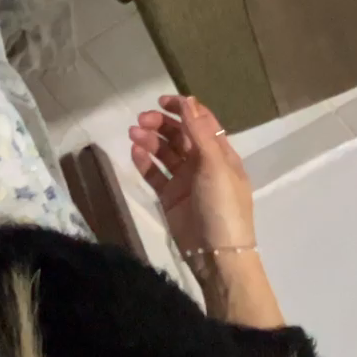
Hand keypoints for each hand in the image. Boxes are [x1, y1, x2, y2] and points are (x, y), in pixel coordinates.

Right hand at [132, 95, 282, 326]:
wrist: (216, 256)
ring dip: (149, 139)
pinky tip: (134, 152)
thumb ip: (199, 133)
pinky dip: (144, 160)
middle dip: (160, 124)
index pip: (201, 122)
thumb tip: (188, 100)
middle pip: (179, 134)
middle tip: (141, 120)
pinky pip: (154, 173)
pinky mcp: (169, 196)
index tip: (161, 102)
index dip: (183, 108)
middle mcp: (202, 164)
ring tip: (133, 134)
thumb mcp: (216, 166)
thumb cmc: (222, 207)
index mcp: (221, 155)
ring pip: (164, 152)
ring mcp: (184, 180)